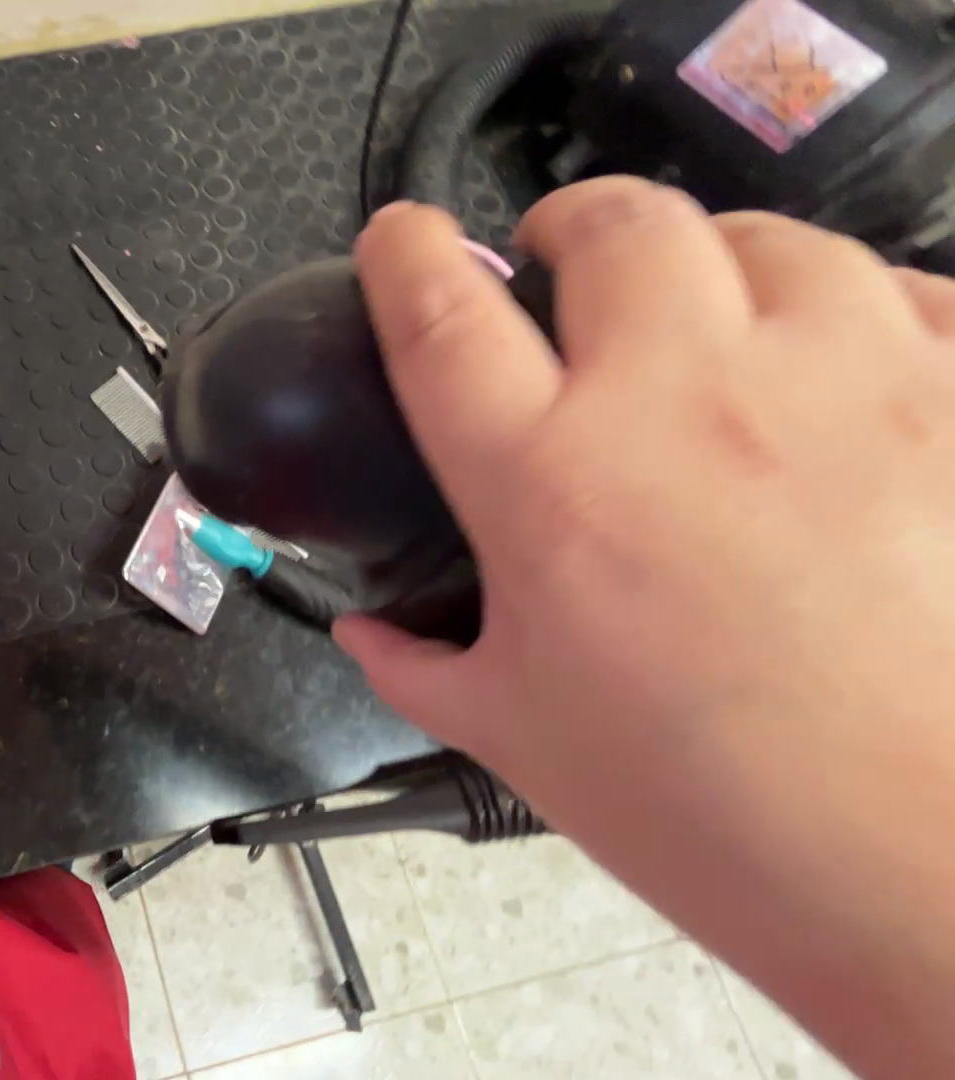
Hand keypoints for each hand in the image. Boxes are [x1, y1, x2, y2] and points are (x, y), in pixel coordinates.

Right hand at [341, 178, 954, 1077]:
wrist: (926, 877)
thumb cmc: (696, 800)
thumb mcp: (501, 726)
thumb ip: (409, 661)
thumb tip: (362, 634)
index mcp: (540, 481)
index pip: (443, 320)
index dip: (407, 256)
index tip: (396, 235)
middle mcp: (680, 408)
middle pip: (616, 229)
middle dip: (567, 223)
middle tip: (552, 264)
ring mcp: (843, 395)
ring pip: (765, 239)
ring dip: (704, 258)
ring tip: (688, 310)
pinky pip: (916, 296)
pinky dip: (851, 305)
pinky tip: (827, 358)